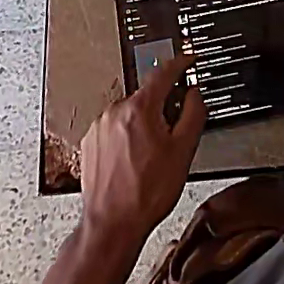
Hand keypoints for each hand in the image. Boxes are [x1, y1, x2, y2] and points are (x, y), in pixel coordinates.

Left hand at [79, 55, 206, 257]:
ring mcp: (99, 127)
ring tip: (152, 157)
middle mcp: (115, 112)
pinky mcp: (90, 143)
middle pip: (147, 96)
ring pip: (131, 113)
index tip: (188, 59)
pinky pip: (116, 128)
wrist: (112, 224)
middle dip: (163, 108)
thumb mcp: (184, 149)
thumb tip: (194, 94)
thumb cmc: (146, 192)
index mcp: (140, 109)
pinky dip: (128, 137)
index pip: (164, 72)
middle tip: (174, 134)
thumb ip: (193, 112)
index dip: (180, 63)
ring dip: (144, 125)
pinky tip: (135, 161)